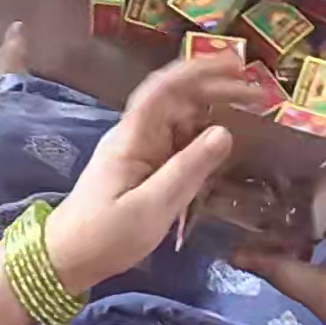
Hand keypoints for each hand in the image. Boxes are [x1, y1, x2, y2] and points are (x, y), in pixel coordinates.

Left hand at [44, 56, 254, 291]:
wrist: (67, 258)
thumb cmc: (105, 235)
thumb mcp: (151, 207)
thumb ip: (187, 170)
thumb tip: (224, 132)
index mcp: (132, 137)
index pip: (163, 90)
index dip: (197, 71)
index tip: (233, 65)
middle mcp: (136, 135)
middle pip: (176, 100)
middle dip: (215, 90)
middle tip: (258, 94)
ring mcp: (140, 150)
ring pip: (180, 120)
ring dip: (213, 111)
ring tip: (251, 112)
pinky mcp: (144, 168)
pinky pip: (178, 143)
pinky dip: (203, 137)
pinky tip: (225, 142)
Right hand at [235, 173, 325, 324]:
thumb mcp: (316, 291)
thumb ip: (274, 268)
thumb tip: (233, 254)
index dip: (295, 172)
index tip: (262, 174)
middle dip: (295, 191)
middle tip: (258, 194)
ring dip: (306, 210)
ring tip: (269, 213)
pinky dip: (318, 226)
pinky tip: (294, 239)